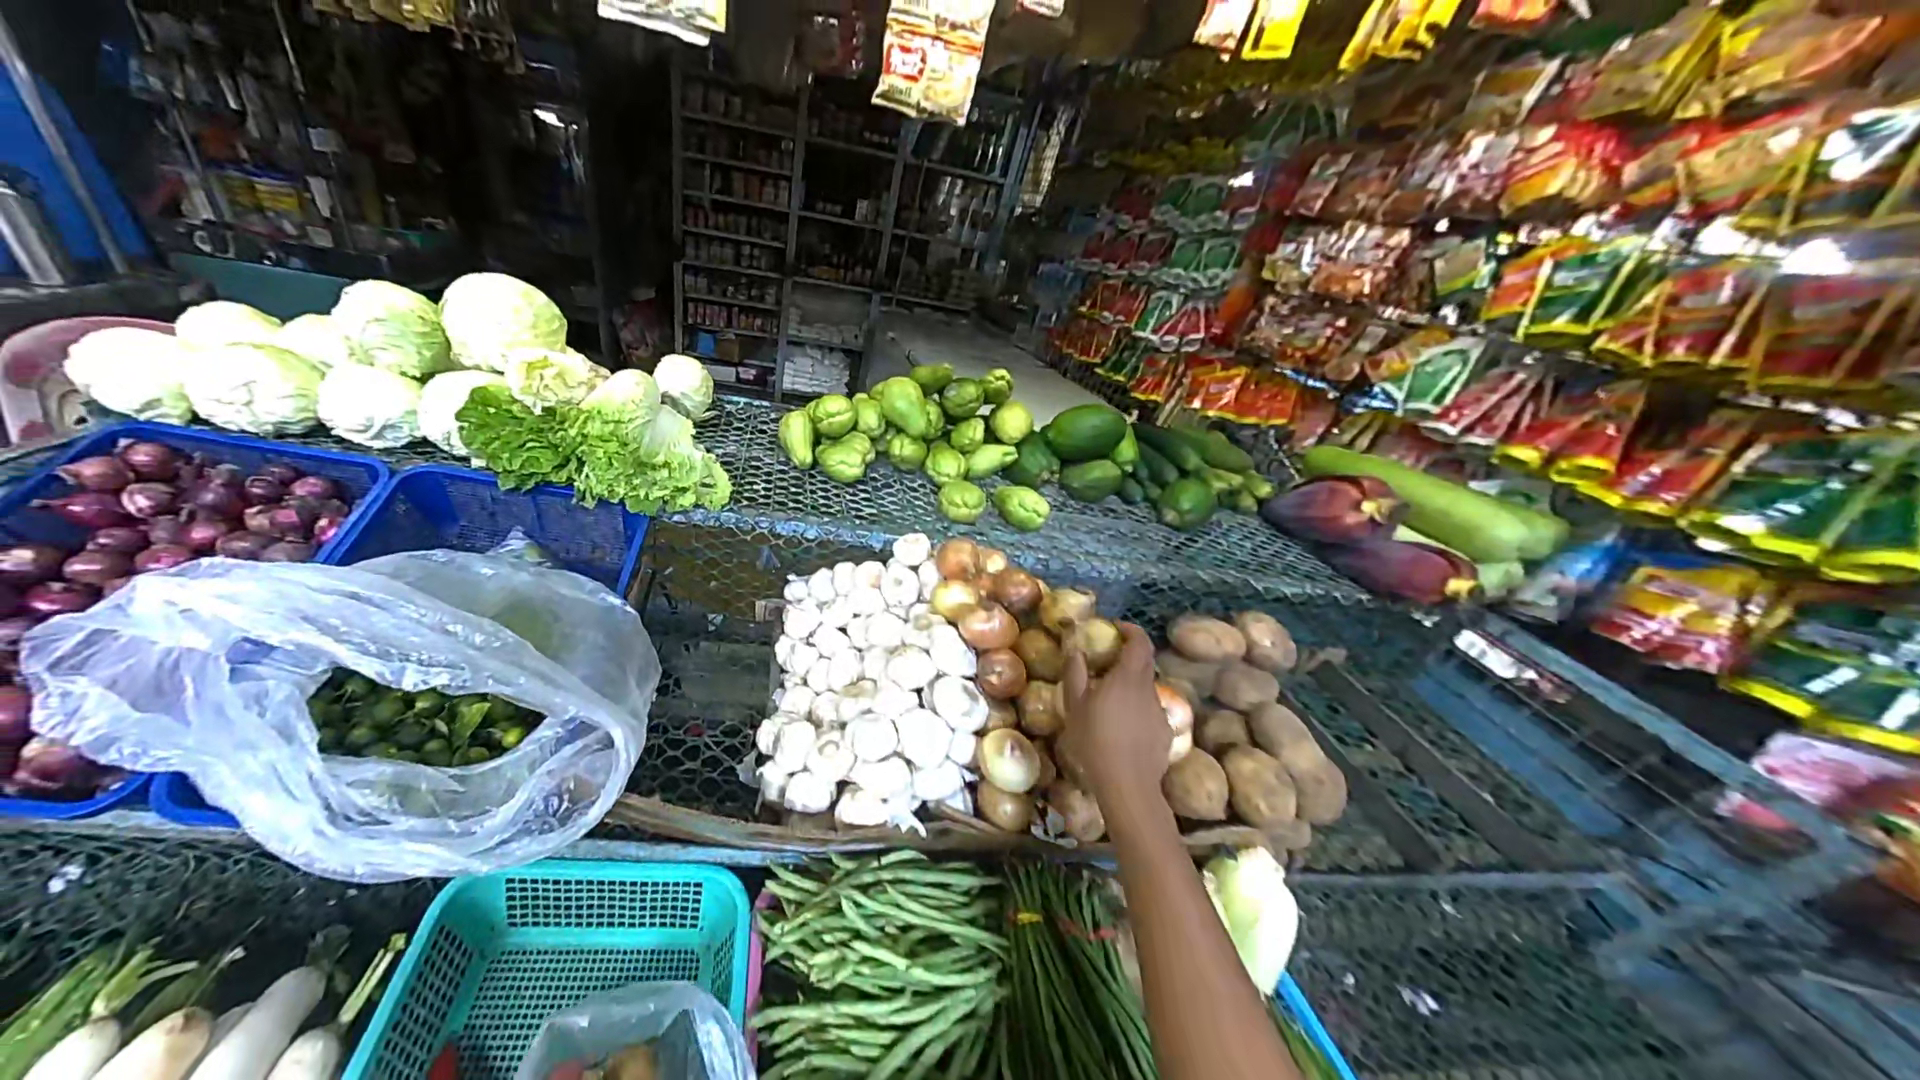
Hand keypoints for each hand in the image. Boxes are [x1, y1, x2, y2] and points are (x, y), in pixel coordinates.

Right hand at [1059, 621, 1169, 809]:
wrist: (1128, 784)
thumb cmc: (1095, 741)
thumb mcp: (1075, 706)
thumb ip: (1075, 674)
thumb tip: (1075, 650)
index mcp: (1128, 677)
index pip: (1139, 641)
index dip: (1131, 630)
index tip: (1117, 628)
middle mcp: (1148, 688)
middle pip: (1146, 662)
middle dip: (1129, 655)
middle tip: (1108, 661)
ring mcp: (1160, 711)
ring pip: (1146, 688)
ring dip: (1131, 685)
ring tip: (1110, 700)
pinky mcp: (1165, 732)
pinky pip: (1150, 711)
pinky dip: (1138, 709)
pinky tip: (1124, 728)